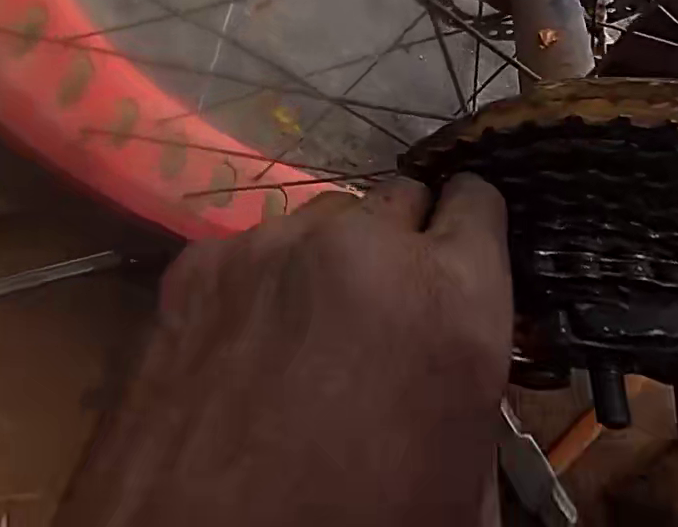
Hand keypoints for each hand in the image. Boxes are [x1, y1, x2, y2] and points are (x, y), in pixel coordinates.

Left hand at [58, 175, 512, 526]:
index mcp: (450, 300)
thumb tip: (450, 333)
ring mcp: (275, 245)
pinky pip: (255, 247)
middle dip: (402, 242)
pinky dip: (262, 280)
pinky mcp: (202, 263)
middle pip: (400, 199)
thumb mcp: (462, 479)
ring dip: (332, 257)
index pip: (476, 199)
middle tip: (383, 302)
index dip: (469, 223)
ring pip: (327, 216)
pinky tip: (243, 342)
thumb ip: (468, 370)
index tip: (456, 247)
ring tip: (307, 324)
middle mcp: (366, 249)